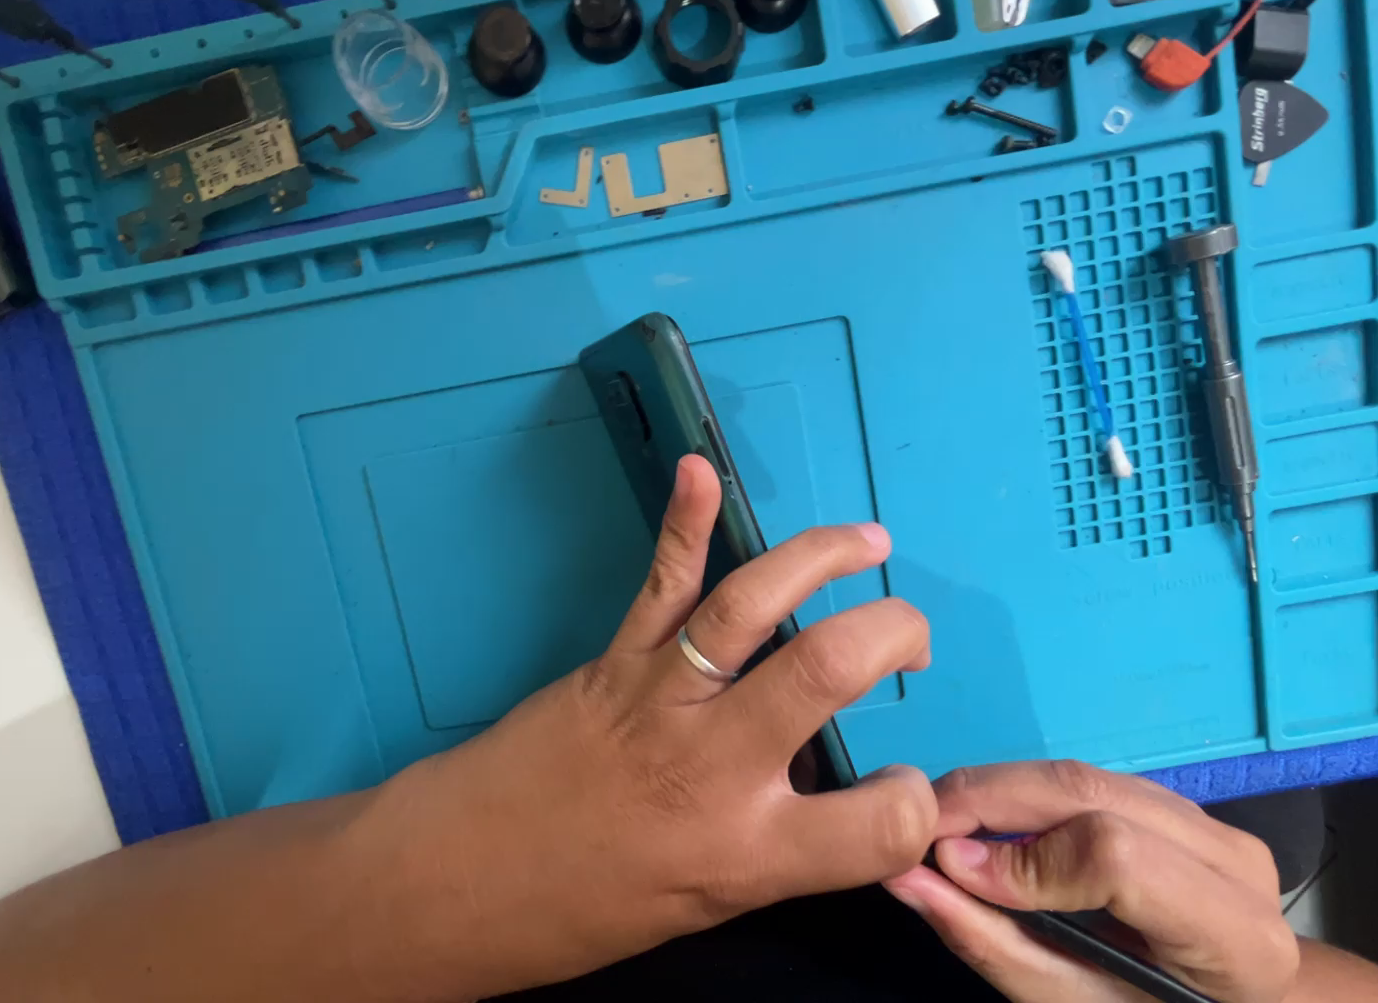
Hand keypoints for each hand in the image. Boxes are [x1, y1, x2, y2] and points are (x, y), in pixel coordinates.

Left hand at [377, 455, 934, 994]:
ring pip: (751, 604)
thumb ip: (784, 845)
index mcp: (746, 852)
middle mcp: (714, 762)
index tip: (904, 788)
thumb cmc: (587, 907)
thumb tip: (839, 786)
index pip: (878, 824)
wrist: (463, 875)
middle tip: (910, 639)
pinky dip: (684, 521)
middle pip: (827, 669)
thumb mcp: (706, 905)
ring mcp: (662, 695)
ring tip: (869, 541)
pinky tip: (700, 470)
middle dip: (891, 634)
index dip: (914, 802)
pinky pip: (661, 583)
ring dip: (821, 558)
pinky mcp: (618, 657)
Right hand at [883, 761, 1299, 1002]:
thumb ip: (991, 941)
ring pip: (1070, 774)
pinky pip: (1074, 778)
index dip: (1022, 858)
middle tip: (915, 823)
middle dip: (982, 797)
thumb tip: (905, 877)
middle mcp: (1226, 854)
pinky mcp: (1163, 796)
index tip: (947, 869)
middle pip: (1082, 792)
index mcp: (1232, 932)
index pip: (1115, 856)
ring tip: (942, 822)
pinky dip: (1015, 793)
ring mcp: (1199, 815)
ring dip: (991, 790)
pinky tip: (984, 819)